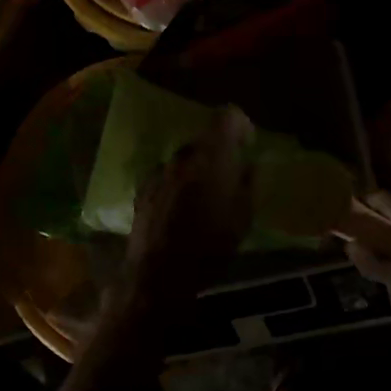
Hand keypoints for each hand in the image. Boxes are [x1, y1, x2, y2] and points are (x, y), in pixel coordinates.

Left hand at [111, 107, 255, 325]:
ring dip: (195, 172)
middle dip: (218, 154)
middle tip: (229, 180)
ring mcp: (158, 173)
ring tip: (203, 201)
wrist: (160, 274)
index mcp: (211, 157)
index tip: (248, 145)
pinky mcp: (142, 191)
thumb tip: (249, 166)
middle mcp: (182, 156)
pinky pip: (166, 179)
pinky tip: (181, 214)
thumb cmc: (210, 246)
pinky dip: (177, 187)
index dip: (241, 126)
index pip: (227, 116)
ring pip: (183, 161)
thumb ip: (248, 185)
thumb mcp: (243, 218)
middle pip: (203, 141)